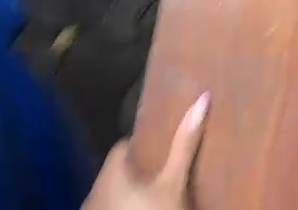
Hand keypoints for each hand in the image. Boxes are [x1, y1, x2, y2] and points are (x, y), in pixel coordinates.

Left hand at [83, 92, 209, 209]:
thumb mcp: (172, 184)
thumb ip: (184, 145)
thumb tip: (202, 98)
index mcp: (110, 174)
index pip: (122, 147)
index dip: (143, 145)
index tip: (163, 149)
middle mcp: (94, 194)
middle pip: (117, 172)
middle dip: (138, 171)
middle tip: (165, 172)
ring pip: (112, 196)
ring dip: (130, 195)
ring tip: (157, 196)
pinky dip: (125, 208)